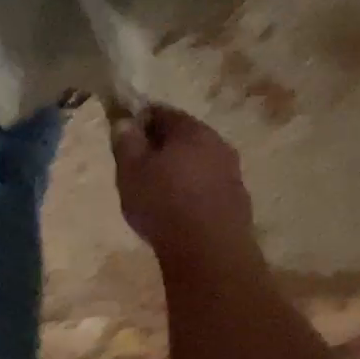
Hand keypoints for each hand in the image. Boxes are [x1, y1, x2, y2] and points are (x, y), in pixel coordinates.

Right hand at [110, 105, 258, 263]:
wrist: (207, 247)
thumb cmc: (161, 202)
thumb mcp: (130, 171)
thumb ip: (126, 142)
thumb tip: (124, 120)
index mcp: (191, 131)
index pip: (162, 111)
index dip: (140, 118)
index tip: (124, 133)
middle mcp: (217, 143)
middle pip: (183, 134)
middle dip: (160, 144)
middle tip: (136, 163)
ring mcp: (231, 169)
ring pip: (197, 158)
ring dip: (177, 166)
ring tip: (154, 187)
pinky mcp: (236, 196)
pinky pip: (207, 181)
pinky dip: (190, 186)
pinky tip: (175, 205)